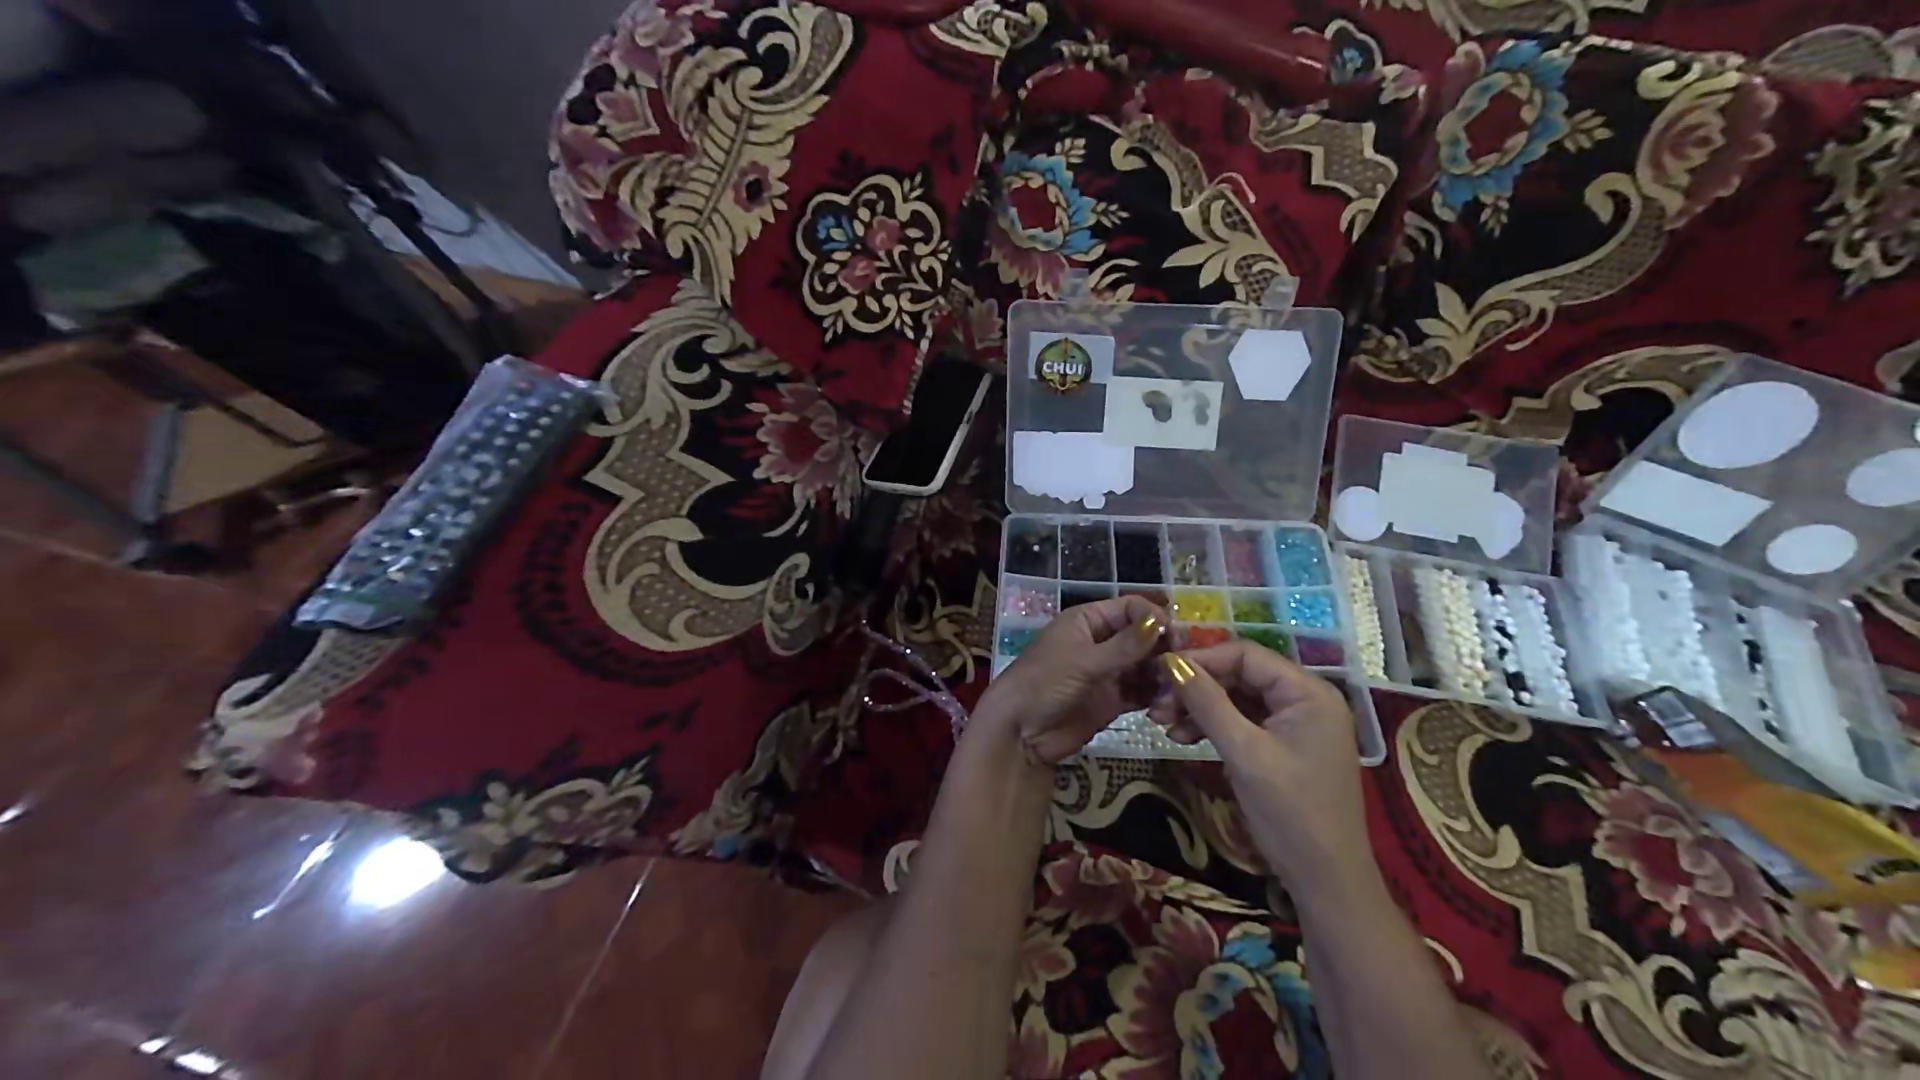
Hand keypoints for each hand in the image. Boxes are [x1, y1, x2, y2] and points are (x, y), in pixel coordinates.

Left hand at [975, 595, 1167, 765]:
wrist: (1020, 733)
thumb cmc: (1044, 684)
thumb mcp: (1084, 661)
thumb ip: (1124, 645)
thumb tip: (1161, 621)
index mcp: (1087, 621)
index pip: (1129, 608)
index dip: (1153, 617)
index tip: (1175, 634)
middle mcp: (1100, 642)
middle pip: (1142, 636)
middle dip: (1164, 645)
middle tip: (1187, 660)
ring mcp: (1107, 672)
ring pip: (1145, 664)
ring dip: (1163, 671)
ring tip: (1180, 683)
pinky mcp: (1112, 700)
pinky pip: (1141, 691)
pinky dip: (1156, 694)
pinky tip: (1170, 701)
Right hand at [1146, 641, 1377, 892]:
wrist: (1326, 880)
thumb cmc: (1290, 813)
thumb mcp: (1244, 753)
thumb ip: (1207, 703)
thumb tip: (1170, 662)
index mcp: (1308, 692)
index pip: (1246, 655)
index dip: (1200, 659)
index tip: (1159, 673)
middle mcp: (1305, 699)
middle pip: (1240, 674)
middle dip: (1196, 686)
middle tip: (1156, 705)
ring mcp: (1295, 723)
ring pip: (1236, 697)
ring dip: (1198, 706)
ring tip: (1162, 723)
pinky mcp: (1283, 744)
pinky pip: (1242, 720)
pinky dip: (1212, 725)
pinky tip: (1182, 737)